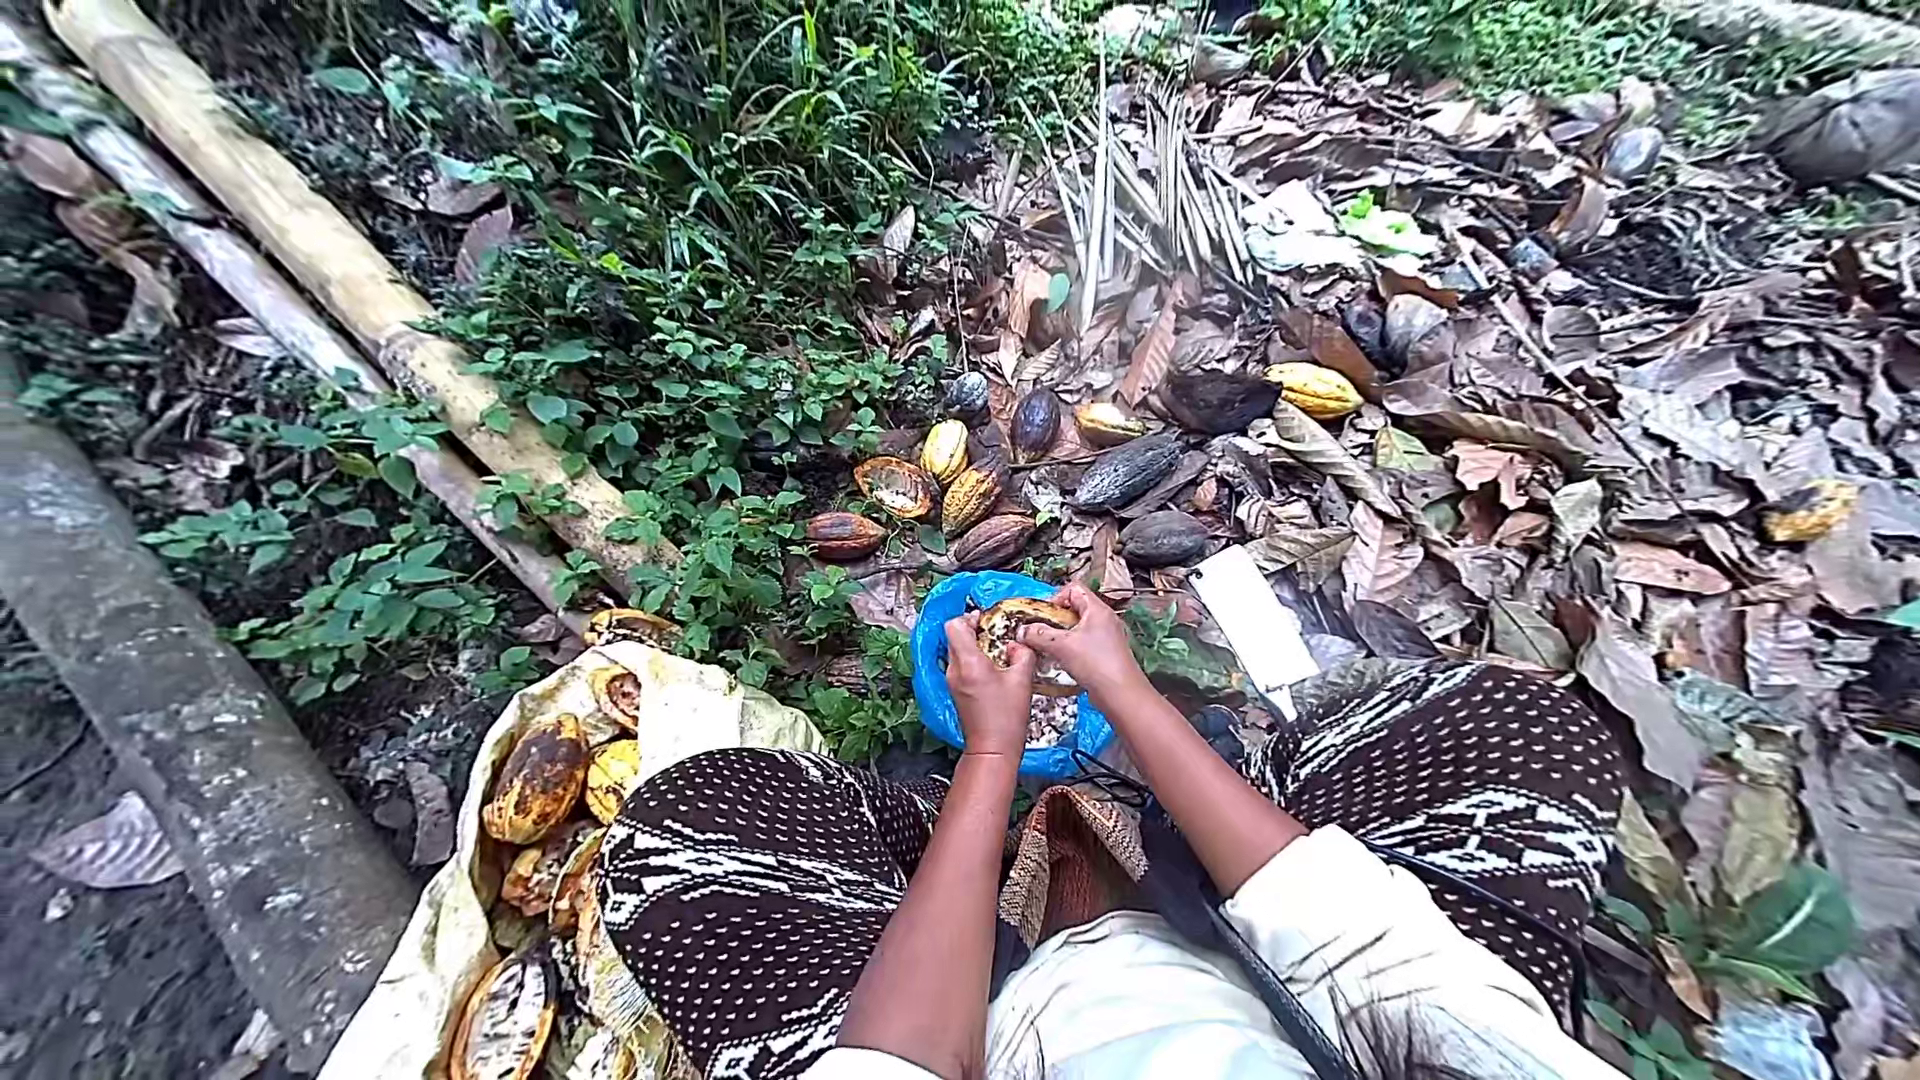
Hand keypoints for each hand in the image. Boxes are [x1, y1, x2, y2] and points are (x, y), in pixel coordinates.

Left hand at [944, 613, 1033, 759]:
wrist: (992, 749)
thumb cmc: (1005, 720)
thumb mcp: (1022, 680)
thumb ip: (1022, 654)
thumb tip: (1017, 644)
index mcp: (968, 663)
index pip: (953, 625)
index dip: (969, 617)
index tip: (985, 621)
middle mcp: (955, 670)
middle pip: (954, 636)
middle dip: (973, 631)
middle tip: (994, 634)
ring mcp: (952, 681)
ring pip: (957, 651)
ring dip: (974, 646)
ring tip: (996, 653)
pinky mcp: (956, 691)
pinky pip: (960, 666)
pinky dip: (973, 661)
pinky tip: (992, 670)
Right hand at [1016, 581, 1146, 702]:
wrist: (1121, 695)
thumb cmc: (1097, 665)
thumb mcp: (1061, 646)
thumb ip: (1039, 635)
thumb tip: (1023, 631)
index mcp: (1098, 610)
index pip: (1074, 589)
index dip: (1056, 598)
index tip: (1044, 615)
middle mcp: (1105, 620)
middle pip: (1074, 609)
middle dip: (1055, 620)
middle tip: (1042, 632)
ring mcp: (1107, 637)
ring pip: (1078, 628)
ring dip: (1061, 636)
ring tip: (1049, 648)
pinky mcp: (1106, 654)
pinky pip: (1083, 644)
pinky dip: (1070, 649)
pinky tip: (1061, 661)